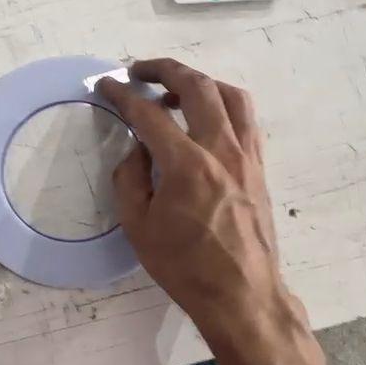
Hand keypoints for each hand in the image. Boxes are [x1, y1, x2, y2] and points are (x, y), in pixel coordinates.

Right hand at [97, 60, 311, 364]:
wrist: (241, 294)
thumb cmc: (184, 266)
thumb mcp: (138, 227)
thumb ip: (130, 179)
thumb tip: (137, 149)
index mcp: (186, 164)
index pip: (149, 115)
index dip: (123, 95)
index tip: (105, 85)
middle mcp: (222, 149)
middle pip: (197, 87)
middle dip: (164, 70)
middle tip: (139, 71)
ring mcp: (247, 156)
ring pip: (230, 96)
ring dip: (200, 82)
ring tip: (175, 90)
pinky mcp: (260, 167)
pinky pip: (245, 119)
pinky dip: (223, 104)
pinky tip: (205, 118)